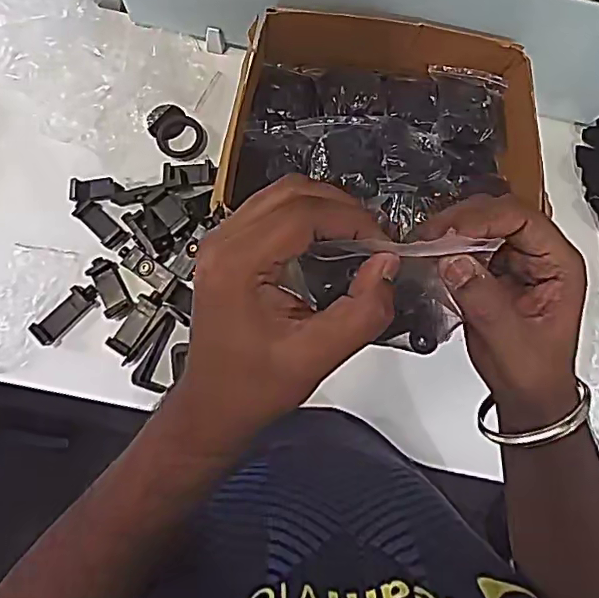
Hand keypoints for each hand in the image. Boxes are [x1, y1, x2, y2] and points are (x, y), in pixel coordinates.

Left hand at [166, 175, 396, 441]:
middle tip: (371, 234)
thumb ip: (360, 313)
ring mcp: (223, 241)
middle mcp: (223, 245)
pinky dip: (309, 213)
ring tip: (356, 235)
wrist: (213, 406)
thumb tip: (385, 268)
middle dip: (341, 206)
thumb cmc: (247, 388)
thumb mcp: (314, 358)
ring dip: (326, 205)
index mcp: (236, 266)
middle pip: (293, 190)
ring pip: (284, 191)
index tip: (377, 240)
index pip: (302, 212)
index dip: (349, 219)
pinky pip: (275, 206)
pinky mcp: (232, 245)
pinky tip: (330, 239)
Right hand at [418, 194, 586, 430]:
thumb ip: (483, 301)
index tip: (454, 230)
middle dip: (465, 220)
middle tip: (434, 234)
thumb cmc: (536, 376)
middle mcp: (541, 256)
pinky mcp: (497, 268)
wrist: (529, 398)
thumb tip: (456, 261)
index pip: (523, 220)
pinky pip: (472, 244)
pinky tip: (435, 255)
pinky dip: (451, 246)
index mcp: (559, 265)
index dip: (486, 218)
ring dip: (455, 230)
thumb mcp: (511, 343)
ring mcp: (518, 260)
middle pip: (502, 214)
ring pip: (484, 224)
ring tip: (429, 243)